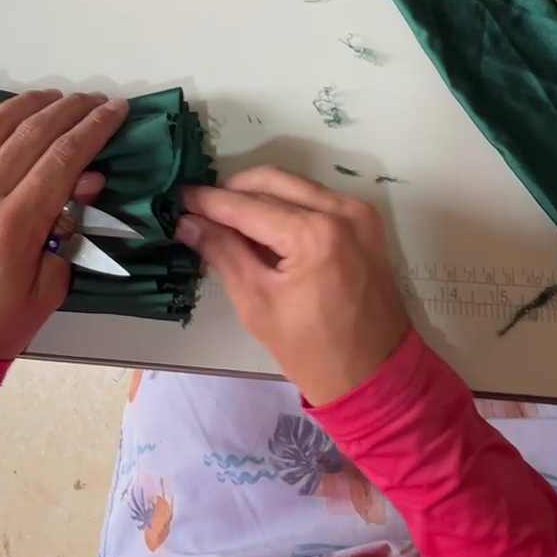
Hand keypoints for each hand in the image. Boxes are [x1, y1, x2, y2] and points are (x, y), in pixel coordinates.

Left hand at [0, 85, 128, 358]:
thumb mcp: (49, 287)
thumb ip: (68, 230)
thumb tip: (86, 179)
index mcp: (13, 228)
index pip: (63, 159)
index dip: (94, 128)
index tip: (115, 109)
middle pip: (31, 136)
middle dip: (70, 111)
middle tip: (92, 99)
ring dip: (26, 105)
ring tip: (52, 96)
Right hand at [178, 167, 409, 403]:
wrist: (377, 376)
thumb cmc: (312, 350)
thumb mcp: (257, 303)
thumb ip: (222, 252)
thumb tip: (188, 221)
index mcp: (313, 234)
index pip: (248, 206)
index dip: (209, 201)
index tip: (179, 197)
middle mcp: (340, 210)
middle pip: (271, 181)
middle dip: (232, 190)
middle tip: (202, 208)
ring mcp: (357, 212)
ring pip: (294, 184)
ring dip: (258, 195)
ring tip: (227, 218)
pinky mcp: (365, 220)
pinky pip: (315, 197)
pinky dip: (286, 204)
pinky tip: (263, 226)